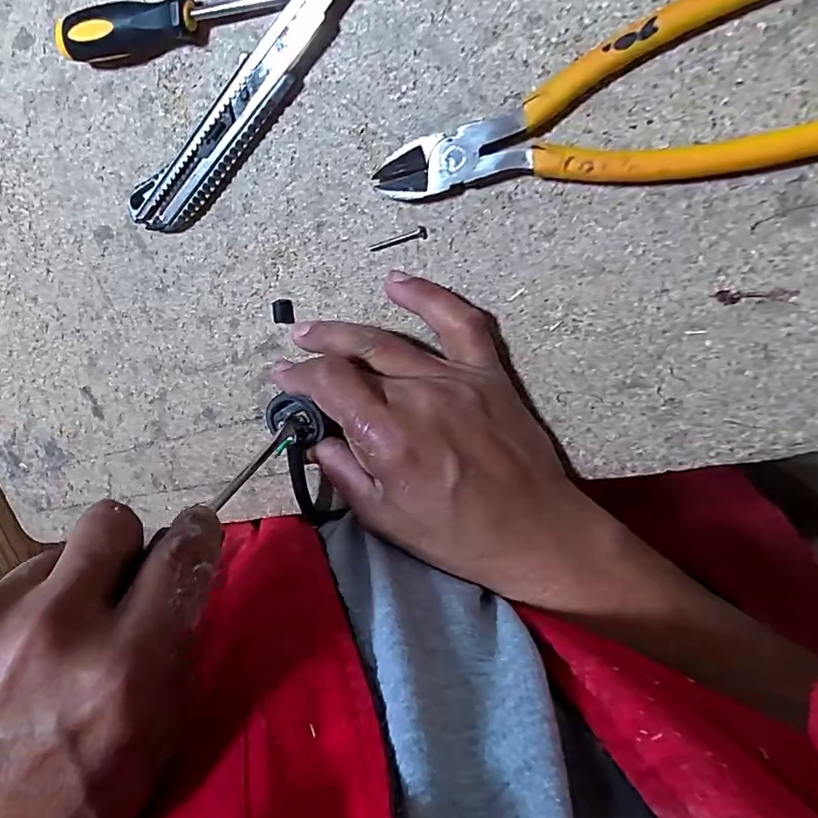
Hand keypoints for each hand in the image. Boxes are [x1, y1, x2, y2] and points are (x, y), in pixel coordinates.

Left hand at [0, 501, 222, 817]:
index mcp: (122, 674)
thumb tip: (176, 603)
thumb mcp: (144, 767)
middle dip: (124, 546)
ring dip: (58, 595)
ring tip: (37, 663)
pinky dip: (3, 628)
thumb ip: (168, 669)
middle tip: (114, 590)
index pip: (180, 558)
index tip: (195, 531)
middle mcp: (55, 629)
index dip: (196, 536)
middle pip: (110, 520)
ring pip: (47, 561)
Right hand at [271, 272, 642, 610]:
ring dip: (349, 330)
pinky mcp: (488, 374)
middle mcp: (418, 398)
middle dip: (318, 345)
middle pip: (355, 354)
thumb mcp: (382, 516)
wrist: (536, 533)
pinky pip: (460, 322)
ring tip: (322, 329)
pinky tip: (396, 283)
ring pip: (391, 340)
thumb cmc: (454, 534)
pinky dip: (428, 296)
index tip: (282, 376)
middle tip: (296, 343)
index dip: (298, 375)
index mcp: (387, 436)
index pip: (329, 382)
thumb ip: (342, 471)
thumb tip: (317, 441)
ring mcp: (456, 379)